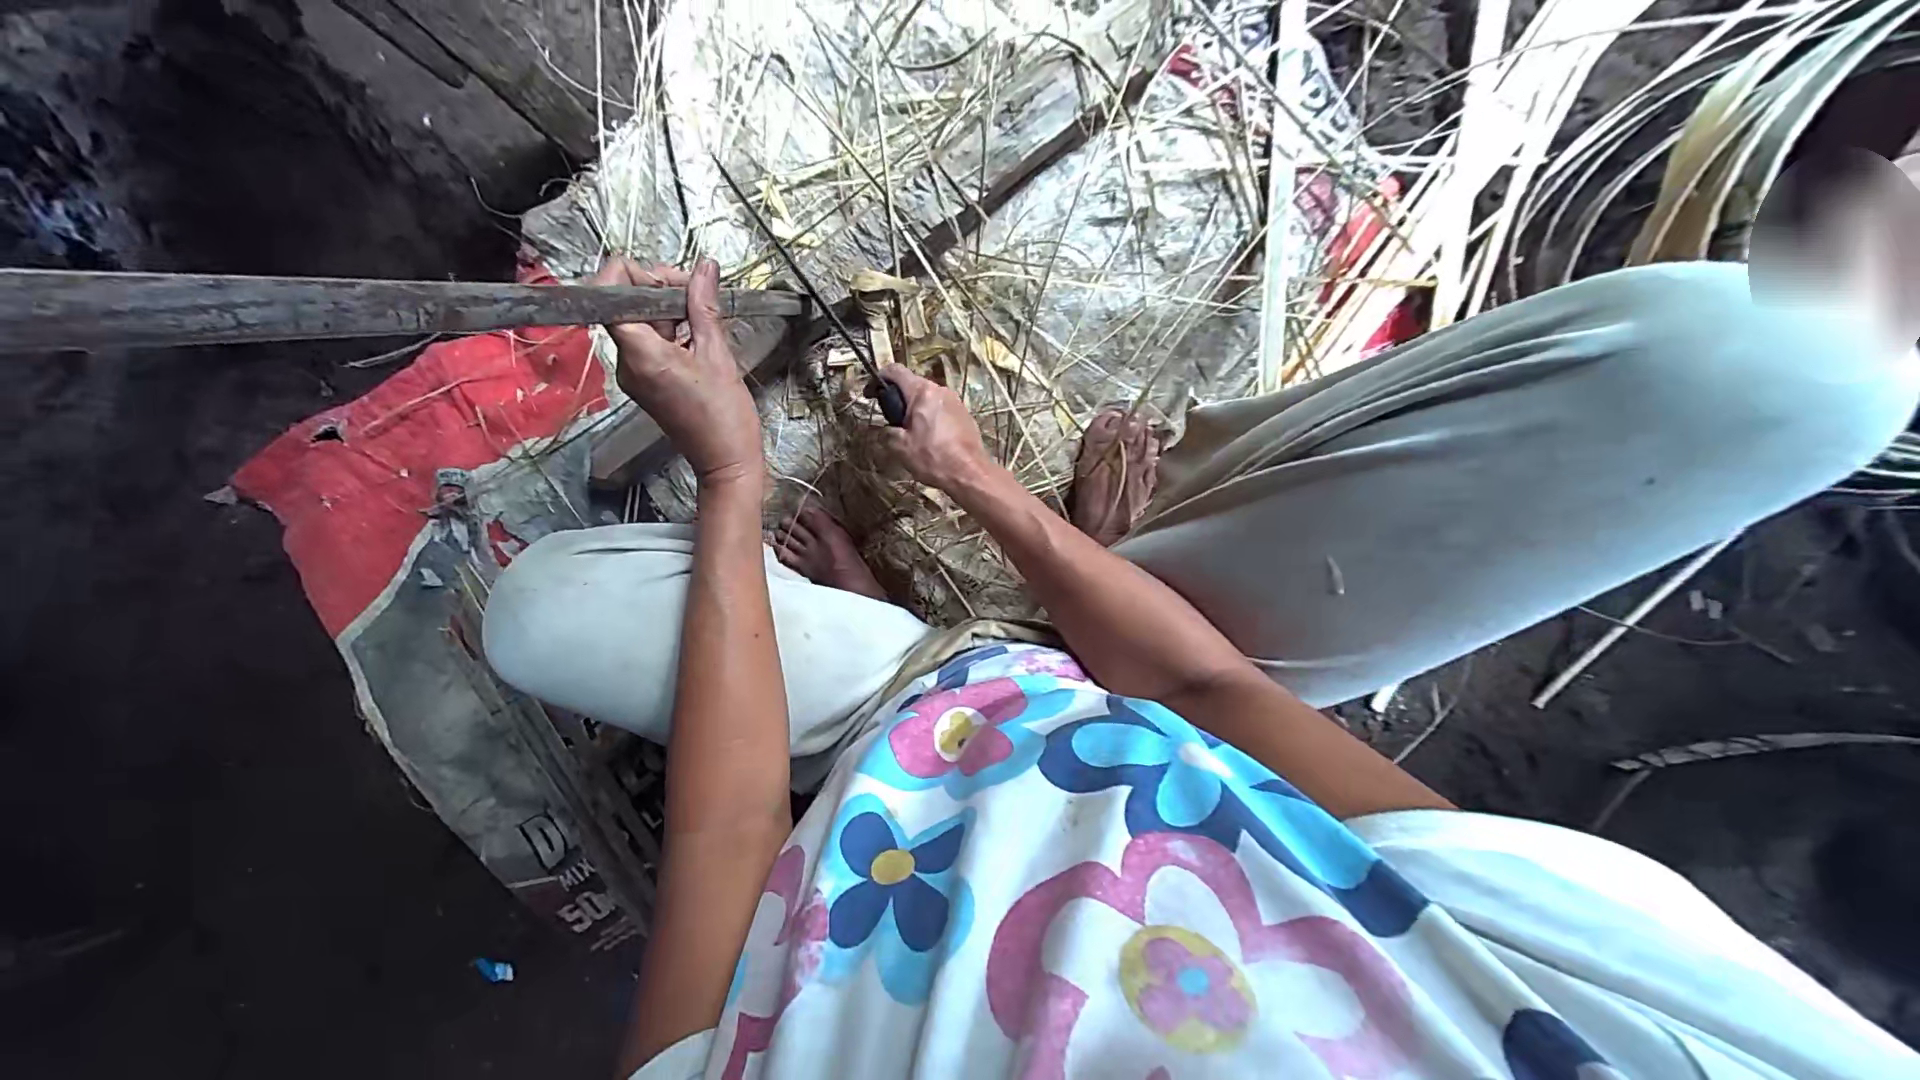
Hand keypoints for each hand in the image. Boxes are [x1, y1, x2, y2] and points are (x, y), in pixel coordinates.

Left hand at [594, 257, 760, 485]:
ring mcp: (634, 374)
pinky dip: (672, 333)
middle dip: (661, 292)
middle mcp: (627, 363)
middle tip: (698, 299)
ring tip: (705, 323)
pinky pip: (650, 344)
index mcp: (639, 353)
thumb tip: (704, 269)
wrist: (726, 460)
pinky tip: (699, 341)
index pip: (609, 292)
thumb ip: (704, 307)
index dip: (639, 277)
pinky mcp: (647, 382)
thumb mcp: (718, 355)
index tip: (674, 283)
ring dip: (671, 312)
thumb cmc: (724, 418)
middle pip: (627, 304)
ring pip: (641, 323)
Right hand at [878, 364, 993, 490]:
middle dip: (899, 400)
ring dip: (916, 411)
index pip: (895, 371)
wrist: (969, 473)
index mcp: (922, 392)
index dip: (878, 379)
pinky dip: (931, 418)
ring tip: (912, 435)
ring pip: (928, 398)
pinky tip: (931, 439)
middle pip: (912, 385)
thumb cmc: (934, 457)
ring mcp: (955, 401)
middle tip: (893, 423)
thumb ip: (887, 433)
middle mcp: (940, 390)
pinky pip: (941, 409)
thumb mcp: (901, 447)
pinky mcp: (964, 414)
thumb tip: (885, 430)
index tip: (871, 394)